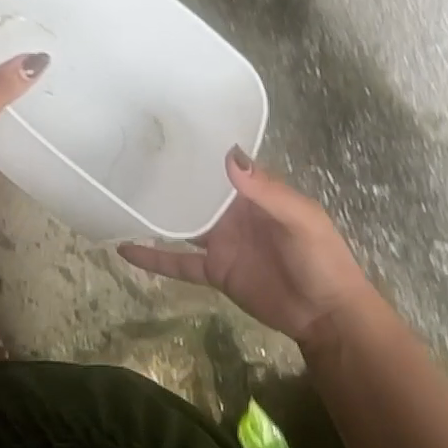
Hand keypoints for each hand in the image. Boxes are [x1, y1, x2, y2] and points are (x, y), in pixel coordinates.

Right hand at [119, 148, 379, 350]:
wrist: (327, 317)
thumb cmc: (321, 259)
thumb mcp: (300, 218)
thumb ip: (265, 189)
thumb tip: (228, 154)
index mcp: (255, 193)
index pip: (222, 164)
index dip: (198, 149)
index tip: (166, 130)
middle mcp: (233, 213)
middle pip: (196, 190)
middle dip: (169, 175)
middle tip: (130, 156)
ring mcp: (221, 242)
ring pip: (182, 223)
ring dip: (156, 213)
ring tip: (120, 196)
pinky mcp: (214, 271)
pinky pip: (178, 262)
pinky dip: (153, 258)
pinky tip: (125, 249)